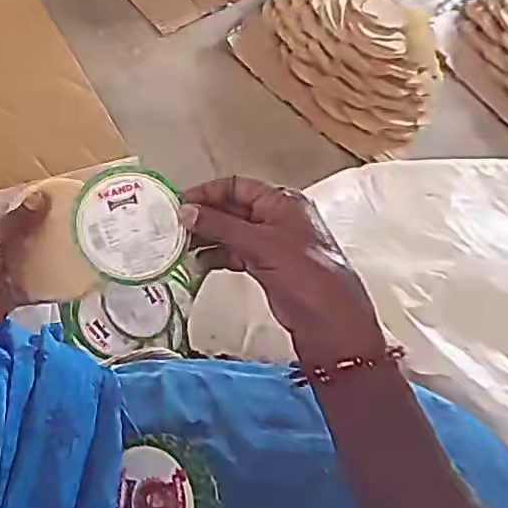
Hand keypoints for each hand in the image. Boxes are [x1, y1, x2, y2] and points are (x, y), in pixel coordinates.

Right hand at [181, 176, 385, 359]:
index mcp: (282, 202)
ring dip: (208, 238)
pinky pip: (235, 253)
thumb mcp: (259, 243)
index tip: (183, 203)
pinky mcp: (267, 265)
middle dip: (205, 217)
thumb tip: (188, 212)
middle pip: (232, 209)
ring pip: (231, 233)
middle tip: (178, 226)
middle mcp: (277, 218)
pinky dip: (217, 257)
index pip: (238, 186)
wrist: (329, 321)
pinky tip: (200, 264)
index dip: (209, 192)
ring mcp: (272, 243)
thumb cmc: (305, 274)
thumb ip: (220, 225)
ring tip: (183, 246)